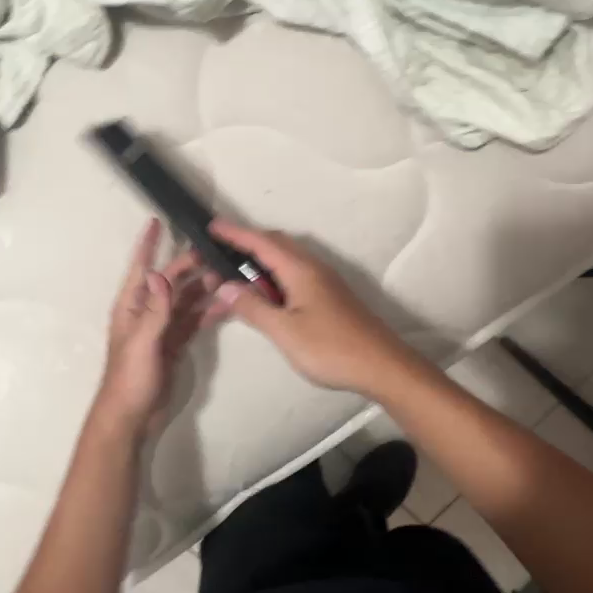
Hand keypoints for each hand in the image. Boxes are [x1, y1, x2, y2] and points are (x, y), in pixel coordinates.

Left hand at [94, 221, 226, 436]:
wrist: (131, 415)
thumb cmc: (129, 377)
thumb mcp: (142, 342)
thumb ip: (154, 310)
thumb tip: (162, 274)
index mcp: (131, 306)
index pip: (140, 267)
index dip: (147, 244)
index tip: (156, 220)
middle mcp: (146, 312)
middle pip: (170, 281)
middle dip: (188, 265)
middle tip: (213, 253)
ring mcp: (162, 328)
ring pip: (185, 299)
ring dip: (202, 287)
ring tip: (226, 275)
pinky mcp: (175, 343)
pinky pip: (193, 321)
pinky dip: (208, 312)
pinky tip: (226, 304)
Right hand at [211, 221, 425, 397]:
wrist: (382, 366)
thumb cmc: (331, 348)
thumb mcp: (284, 331)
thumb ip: (252, 307)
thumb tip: (223, 286)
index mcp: (300, 269)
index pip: (260, 242)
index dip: (234, 233)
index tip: (209, 226)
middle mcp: (313, 267)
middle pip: (275, 244)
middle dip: (245, 243)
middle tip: (217, 252)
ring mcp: (324, 281)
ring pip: (286, 259)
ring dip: (259, 261)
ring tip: (234, 274)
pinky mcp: (329, 296)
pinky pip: (294, 274)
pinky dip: (273, 275)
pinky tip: (265, 294)